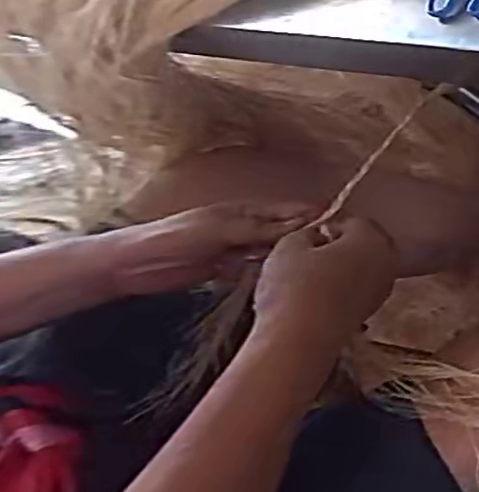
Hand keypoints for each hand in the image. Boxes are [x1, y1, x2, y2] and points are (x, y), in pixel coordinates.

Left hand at [99, 201, 316, 296]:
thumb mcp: (223, 228)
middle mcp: (251, 227)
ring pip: (275, 252)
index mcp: (252, 211)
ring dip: (287, 258)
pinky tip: (280, 281)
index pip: (296, 210)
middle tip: (329, 254)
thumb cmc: (174, 238)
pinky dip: (267, 274)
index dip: (318, 217)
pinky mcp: (228, 270)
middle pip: (289, 231)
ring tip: (308, 269)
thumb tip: (309, 222)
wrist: (123, 267)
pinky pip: (256, 270)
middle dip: (307, 239)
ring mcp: (239, 249)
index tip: (343, 230)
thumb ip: (264, 227)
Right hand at [253, 218, 397, 347]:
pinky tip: (323, 297)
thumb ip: (304, 235)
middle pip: (366, 243)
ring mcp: (387, 281)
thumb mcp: (287, 251)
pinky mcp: (377, 304)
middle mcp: (389, 255)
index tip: (307, 239)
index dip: (328, 228)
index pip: (354, 222)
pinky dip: (348, 287)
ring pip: (367, 265)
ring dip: (346, 267)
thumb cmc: (294, 287)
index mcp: (372, 237)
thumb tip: (315, 236)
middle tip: (310, 258)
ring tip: (312, 279)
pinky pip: (363, 286)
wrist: (303, 337)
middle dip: (342, 246)